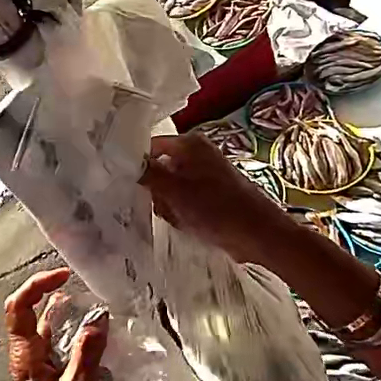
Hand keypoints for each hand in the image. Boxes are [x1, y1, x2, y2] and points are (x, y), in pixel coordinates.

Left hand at [5, 268, 108, 380]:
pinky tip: (102, 337)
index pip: (20, 309)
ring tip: (98, 307)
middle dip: (56, 296)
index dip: (37, 286)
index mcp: (25, 360)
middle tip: (86, 288)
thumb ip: (87, 354)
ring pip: (51, 331)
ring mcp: (41, 370)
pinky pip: (64, 348)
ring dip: (71, 317)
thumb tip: (97, 318)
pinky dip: (80, 336)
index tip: (64, 276)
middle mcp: (29, 360)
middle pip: (33, 315)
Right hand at [141, 133, 290, 263]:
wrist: (260, 235)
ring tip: (178, 217)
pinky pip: (183, 199)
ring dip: (167, 204)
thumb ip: (147, 173)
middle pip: (158, 168)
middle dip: (155, 190)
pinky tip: (187, 223)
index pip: (149, 147)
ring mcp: (205, 174)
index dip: (137, 164)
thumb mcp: (174, 191)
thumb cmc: (217, 208)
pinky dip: (180, 211)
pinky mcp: (211, 193)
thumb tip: (121, 160)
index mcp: (189, 144)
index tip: (128, 184)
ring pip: (169, 187)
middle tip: (162, 205)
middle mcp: (197, 154)